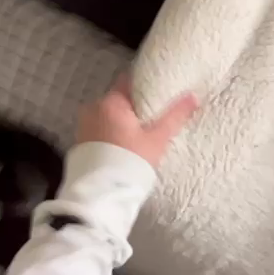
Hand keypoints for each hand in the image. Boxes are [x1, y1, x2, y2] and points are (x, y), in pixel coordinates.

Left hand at [77, 79, 199, 168]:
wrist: (102, 194)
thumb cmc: (130, 161)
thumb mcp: (157, 139)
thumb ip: (175, 116)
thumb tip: (193, 96)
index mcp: (110, 102)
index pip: (128, 80)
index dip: (145, 83)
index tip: (158, 89)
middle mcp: (92, 108)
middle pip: (118, 99)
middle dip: (133, 105)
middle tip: (152, 114)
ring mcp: (83, 125)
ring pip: (107, 115)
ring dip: (121, 120)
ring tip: (139, 131)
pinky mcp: (80, 142)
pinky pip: (99, 129)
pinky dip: (110, 132)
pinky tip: (123, 144)